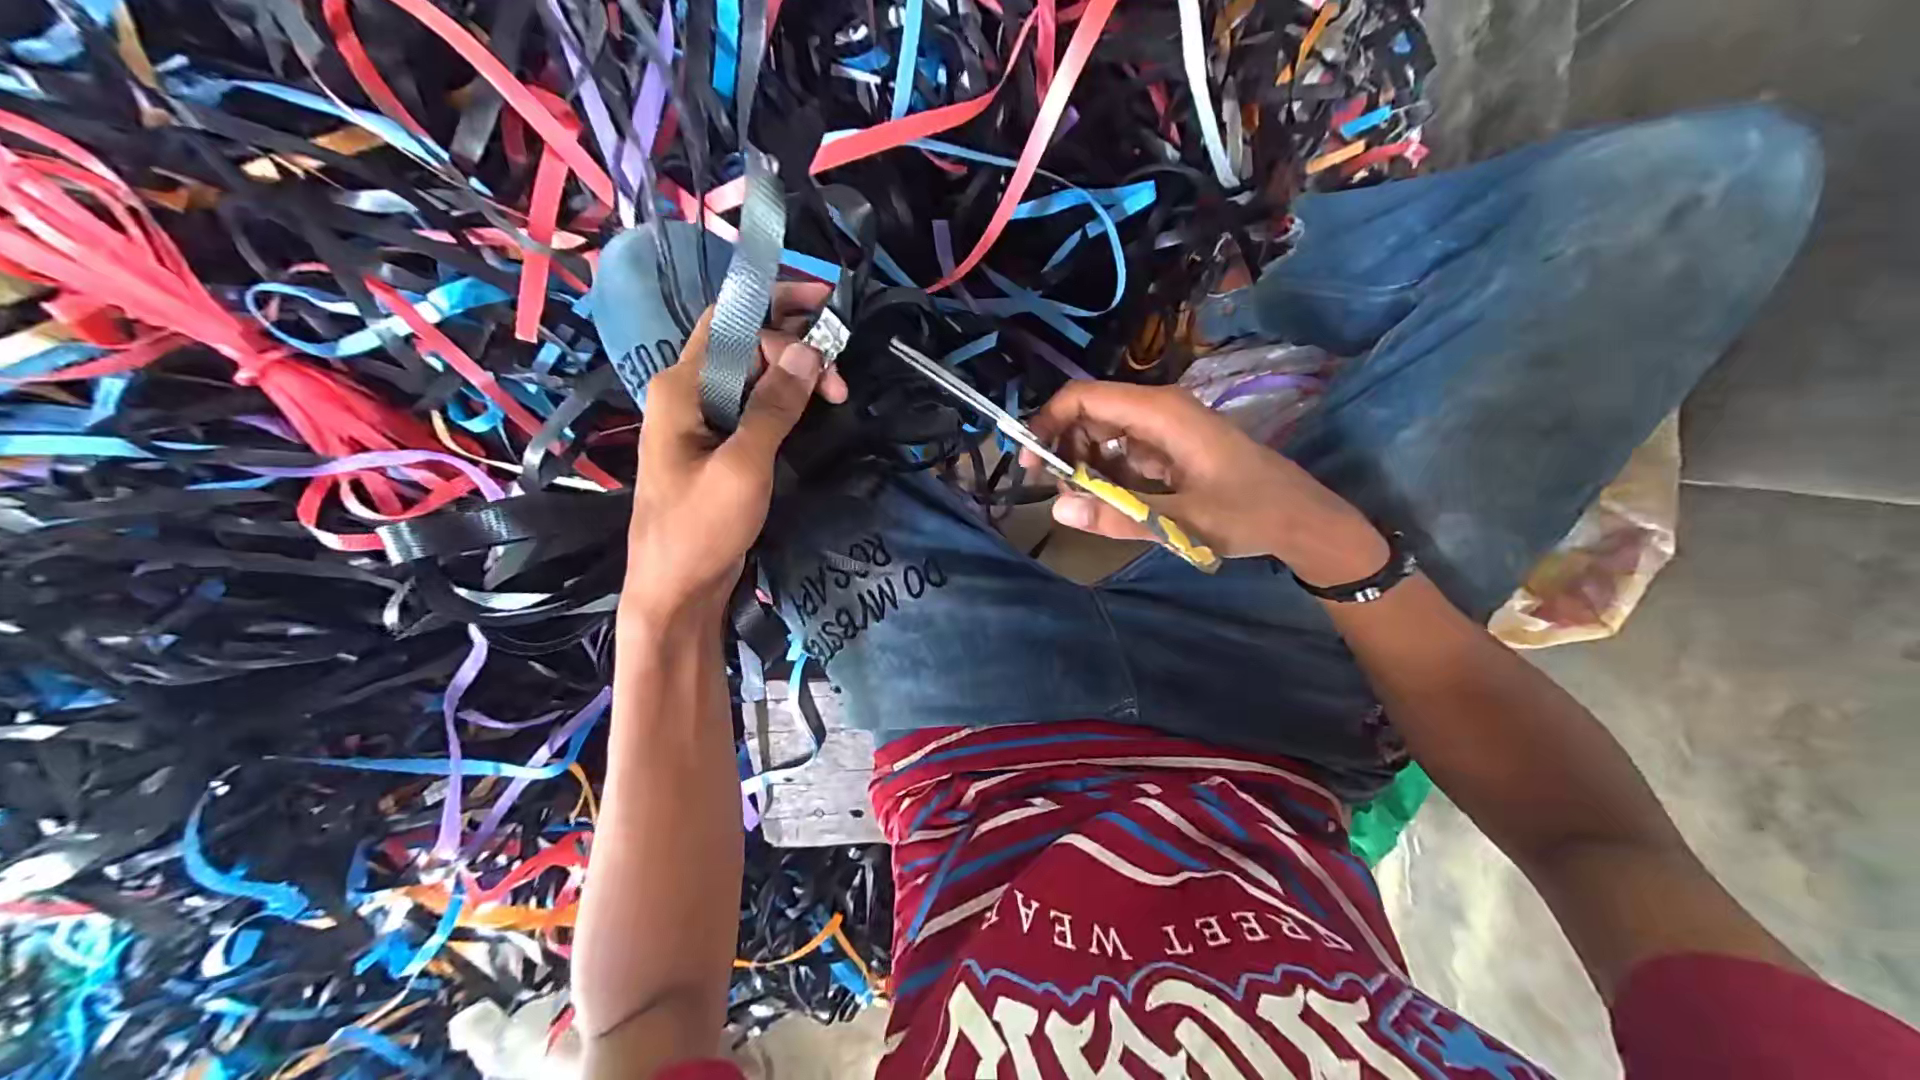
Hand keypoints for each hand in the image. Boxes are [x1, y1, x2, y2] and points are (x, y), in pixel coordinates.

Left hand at [621, 286, 838, 623]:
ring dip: (795, 376)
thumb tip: (811, 350)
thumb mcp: (743, 465)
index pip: (732, 324)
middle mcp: (689, 395)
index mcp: (682, 387)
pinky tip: (813, 409)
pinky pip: (755, 408)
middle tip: (840, 371)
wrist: (676, 592)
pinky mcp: (720, 448)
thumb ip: (775, 406)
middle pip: (744, 345)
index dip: (779, 312)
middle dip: (794, 346)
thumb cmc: (699, 529)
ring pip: (753, 377)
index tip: (830, 328)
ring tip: (835, 394)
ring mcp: (704, 423)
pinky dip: (786, 402)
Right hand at [1021, 381, 1388, 585]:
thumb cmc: (1250, 514)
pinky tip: (1113, 500)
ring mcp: (1166, 428)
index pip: (1085, 397)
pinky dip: (1109, 473)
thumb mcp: (1181, 522)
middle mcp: (1160, 410)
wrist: (1303, 520)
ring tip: (1086, 501)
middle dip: (1064, 448)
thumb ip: (1118, 517)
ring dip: (1086, 463)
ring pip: (1105, 433)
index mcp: (1161, 413)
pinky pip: (1125, 451)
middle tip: (1058, 490)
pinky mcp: (1172, 446)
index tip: (1029, 461)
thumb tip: (1057, 511)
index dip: (1048, 422)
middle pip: (1091, 413)